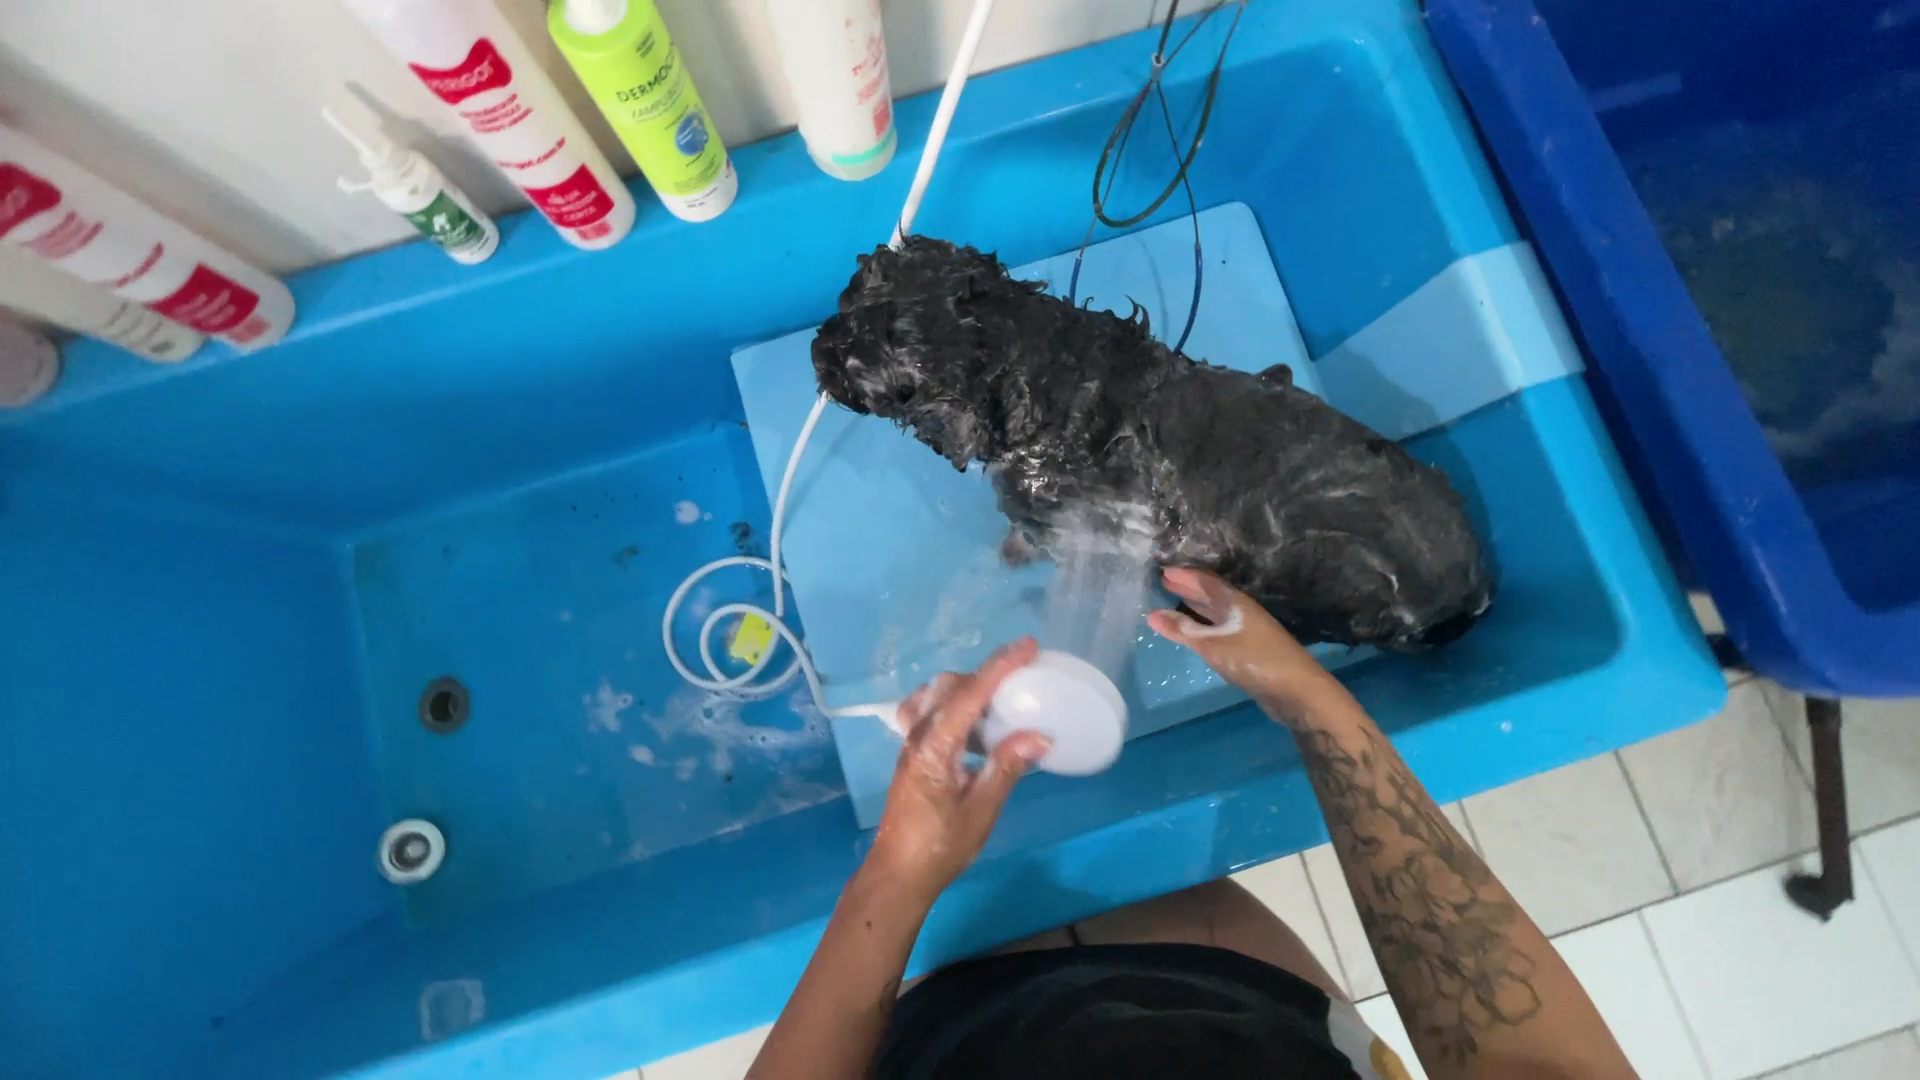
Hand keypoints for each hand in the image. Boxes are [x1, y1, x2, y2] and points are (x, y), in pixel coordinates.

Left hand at [866, 637, 1051, 903]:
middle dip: (986, 673)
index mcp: (936, 746)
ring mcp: (909, 740)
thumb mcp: (981, 811)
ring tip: (1001, 698)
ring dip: (968, 685)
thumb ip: (1006, 768)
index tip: (1028, 646)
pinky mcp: (910, 750)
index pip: (970, 693)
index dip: (1000, 665)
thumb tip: (1039, 735)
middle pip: (950, 685)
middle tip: (1022, 678)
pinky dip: (950, 701)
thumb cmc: (940, 847)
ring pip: (935, 692)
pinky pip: (926, 708)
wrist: (897, 873)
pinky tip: (968, 719)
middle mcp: (918, 734)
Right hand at [1147, 566, 1337, 722]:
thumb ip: (1183, 630)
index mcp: (1235, 603)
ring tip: (1174, 601)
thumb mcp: (1213, 645)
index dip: (1185, 575)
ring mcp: (1247, 631)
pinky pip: (1219, 629)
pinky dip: (1203, 625)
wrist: (1298, 691)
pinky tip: (1195, 631)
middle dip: (1188, 588)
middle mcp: (1241, 612)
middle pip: (1211, 594)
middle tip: (1164, 582)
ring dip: (1196, 606)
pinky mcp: (1249, 649)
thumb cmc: (1255, 660)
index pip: (1206, 581)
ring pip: (1216, 612)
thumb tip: (1151, 614)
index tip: (1162, 570)